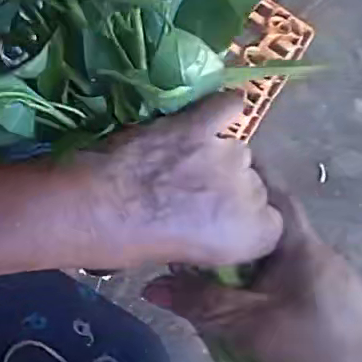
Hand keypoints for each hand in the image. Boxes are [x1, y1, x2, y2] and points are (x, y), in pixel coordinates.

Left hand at [76, 92, 280, 267]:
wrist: (96, 209)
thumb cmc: (126, 243)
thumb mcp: (181, 255)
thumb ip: (209, 236)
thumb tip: (197, 223)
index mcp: (255, 236)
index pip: (264, 220)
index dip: (231, 215)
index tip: (206, 216)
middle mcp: (252, 192)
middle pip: (248, 180)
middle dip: (217, 184)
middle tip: (178, 190)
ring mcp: (225, 154)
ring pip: (231, 147)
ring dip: (207, 153)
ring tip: (170, 161)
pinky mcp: (195, 126)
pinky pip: (223, 107)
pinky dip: (221, 106)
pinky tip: (216, 109)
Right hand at [141, 184, 361, 361]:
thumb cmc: (328, 355)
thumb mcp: (254, 328)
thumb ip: (200, 304)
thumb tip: (148, 286)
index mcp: (300, 248)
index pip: (267, 195)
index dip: (237, 175)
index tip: (198, 162)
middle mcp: (306, 258)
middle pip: (252, 227)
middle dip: (213, 222)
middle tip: (168, 220)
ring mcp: (309, 285)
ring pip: (253, 260)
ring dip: (218, 261)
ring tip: (176, 261)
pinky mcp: (308, 311)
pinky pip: (258, 286)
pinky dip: (230, 286)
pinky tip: (207, 299)